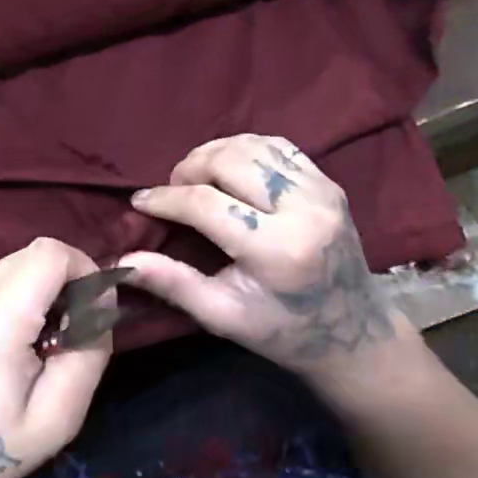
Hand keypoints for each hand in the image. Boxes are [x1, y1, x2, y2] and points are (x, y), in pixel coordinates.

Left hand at [0, 238, 113, 477]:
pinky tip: (4, 339)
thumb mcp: (61, 415)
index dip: (85, 272)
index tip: (92, 314)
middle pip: (33, 254)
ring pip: (12, 263)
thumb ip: (91, 348)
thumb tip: (99, 300)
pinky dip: (10, 296)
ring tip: (33, 342)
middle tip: (65, 335)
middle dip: (64, 284)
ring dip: (36, 290)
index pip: (51, 253)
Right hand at [118, 134, 405, 381]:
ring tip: (195, 180)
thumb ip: (172, 283)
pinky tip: (227, 171)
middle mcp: (304, 211)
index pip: (205, 203)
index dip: (165, 198)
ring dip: (213, 154)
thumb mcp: (220, 315)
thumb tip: (122, 262)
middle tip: (172, 191)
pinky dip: (242, 150)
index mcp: (277, 250)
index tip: (139, 201)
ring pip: (251, 145)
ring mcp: (322, 191)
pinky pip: (276, 146)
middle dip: (188, 169)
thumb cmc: (280, 330)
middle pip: (229, 161)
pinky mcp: (329, 182)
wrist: (356, 332)